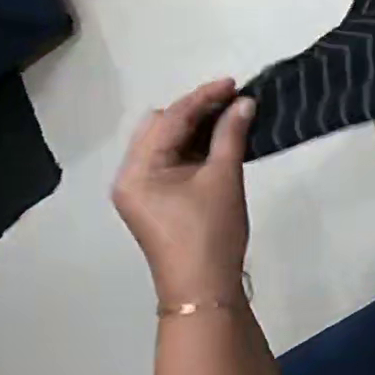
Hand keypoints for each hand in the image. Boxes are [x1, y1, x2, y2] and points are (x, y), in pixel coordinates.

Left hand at [112, 78, 255, 305]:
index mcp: (136, 169)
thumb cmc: (210, 233)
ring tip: (230, 116)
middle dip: (196, 110)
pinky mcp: (155, 200)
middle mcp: (130, 175)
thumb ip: (231, 134)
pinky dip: (193, 148)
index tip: (235, 84)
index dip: (203, 98)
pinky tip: (218, 140)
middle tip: (233, 101)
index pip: (170, 119)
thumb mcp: (224, 178)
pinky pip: (171, 161)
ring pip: (166, 143)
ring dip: (196, 128)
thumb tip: (245, 102)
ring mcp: (140, 190)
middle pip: (161, 126)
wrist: (205, 290)